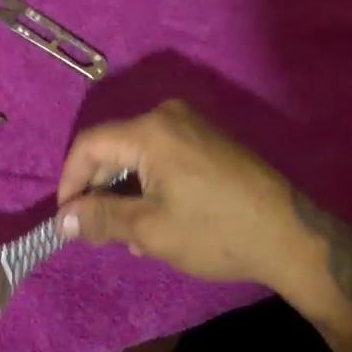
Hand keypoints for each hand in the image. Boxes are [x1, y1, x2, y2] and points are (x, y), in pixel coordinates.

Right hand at [54, 100, 313, 291]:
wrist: (288, 234)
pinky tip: (157, 220)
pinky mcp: (206, 138)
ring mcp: (191, 124)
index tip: (67, 219)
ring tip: (132, 236)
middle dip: (101, 189)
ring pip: (138, 154)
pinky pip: (162, 154)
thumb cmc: (215, 230)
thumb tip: (62, 220)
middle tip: (99, 233)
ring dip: (126, 191)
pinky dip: (150, 183)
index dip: (71, 180)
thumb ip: (101, 218)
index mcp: (151, 129)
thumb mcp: (151, 230)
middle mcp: (168, 114)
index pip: (90, 144)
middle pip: (115, 146)